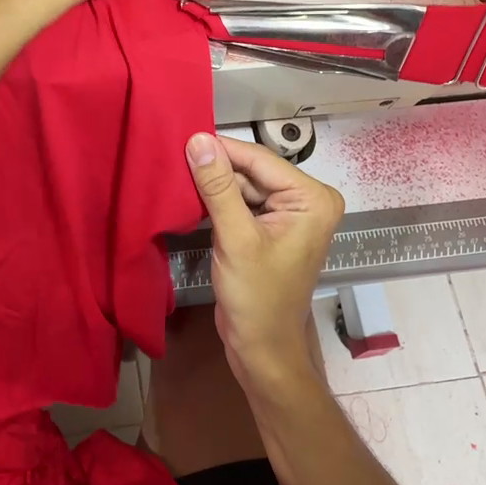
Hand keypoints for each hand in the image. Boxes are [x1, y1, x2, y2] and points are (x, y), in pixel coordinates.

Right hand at [185, 132, 344, 387]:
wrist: (261, 347)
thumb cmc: (256, 297)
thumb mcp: (235, 238)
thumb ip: (217, 187)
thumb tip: (198, 140)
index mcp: (312, 199)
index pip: (260, 160)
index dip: (220, 149)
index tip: (181, 137)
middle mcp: (307, 200)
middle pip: (252, 171)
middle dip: (216, 168)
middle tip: (173, 157)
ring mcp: (289, 215)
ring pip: (243, 185)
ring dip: (213, 184)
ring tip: (176, 173)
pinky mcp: (270, 228)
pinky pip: (242, 203)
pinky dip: (218, 201)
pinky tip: (191, 197)